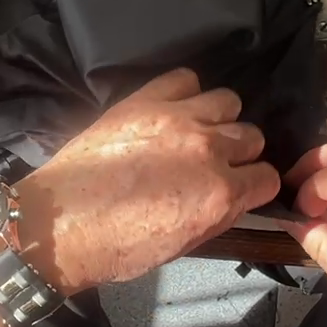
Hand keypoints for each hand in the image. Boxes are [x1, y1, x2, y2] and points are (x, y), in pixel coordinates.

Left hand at [18, 69, 280, 293]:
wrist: (58, 224)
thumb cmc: (118, 247)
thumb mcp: (183, 245)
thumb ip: (219, 214)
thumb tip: (235, 196)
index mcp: (221, 193)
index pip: (268, 177)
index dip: (256, 186)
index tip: (242, 188)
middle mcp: (208, 150)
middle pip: (252, 136)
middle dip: (240, 153)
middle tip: (215, 163)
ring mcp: (178, 118)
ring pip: (228, 102)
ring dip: (219, 119)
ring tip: (197, 132)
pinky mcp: (146, 100)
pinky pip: (186, 78)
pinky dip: (186, 93)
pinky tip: (174, 110)